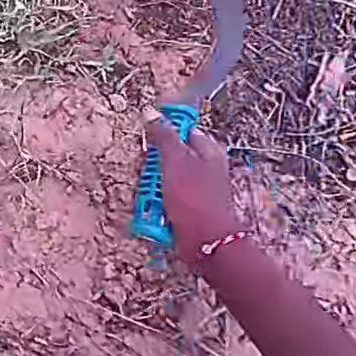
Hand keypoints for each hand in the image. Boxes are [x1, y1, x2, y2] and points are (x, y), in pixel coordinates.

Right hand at [144, 111, 242, 251]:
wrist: (205, 242)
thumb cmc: (193, 198)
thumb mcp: (175, 161)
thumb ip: (164, 136)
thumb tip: (151, 113)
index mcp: (208, 150)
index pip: (184, 129)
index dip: (165, 130)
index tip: (147, 136)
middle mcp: (206, 167)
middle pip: (173, 155)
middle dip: (155, 162)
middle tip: (146, 169)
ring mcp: (198, 188)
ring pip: (167, 177)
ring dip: (153, 184)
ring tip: (149, 192)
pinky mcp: (189, 207)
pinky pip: (167, 197)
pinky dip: (158, 201)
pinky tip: (153, 207)